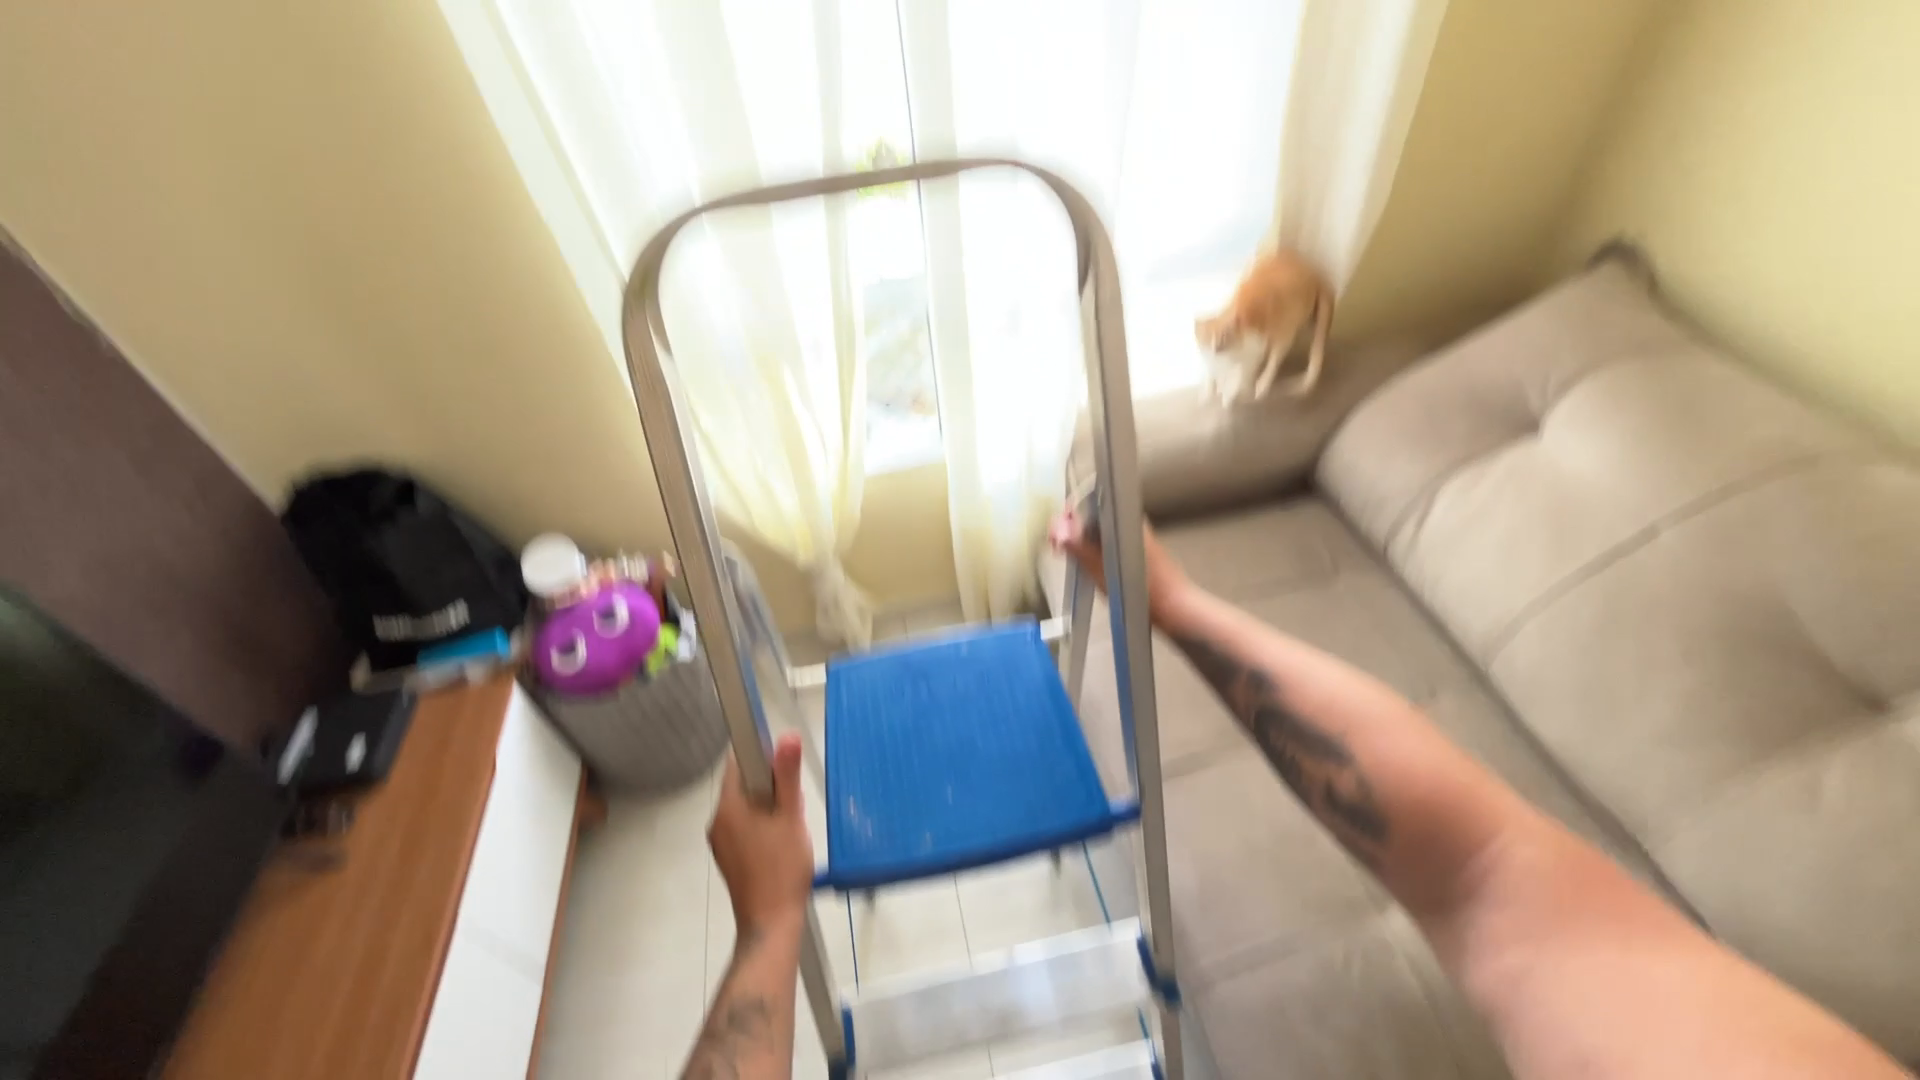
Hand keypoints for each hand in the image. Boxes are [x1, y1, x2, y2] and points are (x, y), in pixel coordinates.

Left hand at [709, 734, 813, 938]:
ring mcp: (720, 842)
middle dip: (770, 785)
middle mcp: (717, 821)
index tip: (783, 765)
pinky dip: (762, 824)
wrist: (771, 922)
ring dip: (768, 806)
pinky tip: (781, 841)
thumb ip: (787, 775)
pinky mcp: (728, 857)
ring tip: (791, 824)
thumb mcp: (791, 815)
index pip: (738, 762)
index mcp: (728, 807)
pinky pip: (744, 827)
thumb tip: (788, 735)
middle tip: (794, 802)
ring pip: (745, 807)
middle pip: (743, 785)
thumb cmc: (783, 866)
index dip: (761, 754)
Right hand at [1047, 507, 1194, 624]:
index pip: (1085, 504)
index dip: (1065, 518)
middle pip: (1089, 514)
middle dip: (1068, 528)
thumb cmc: (1139, 589)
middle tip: (1055, 549)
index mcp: (1121, 516)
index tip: (1054, 538)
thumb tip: (1057, 529)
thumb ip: (1078, 547)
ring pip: (1096, 527)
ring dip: (1078, 538)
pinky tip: (1081, 560)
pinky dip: (1090, 546)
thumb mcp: (1101, 570)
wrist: (1173, 606)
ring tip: (1063, 554)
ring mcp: (1130, 531)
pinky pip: (1105, 538)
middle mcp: (1127, 518)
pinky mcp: (1133, 545)